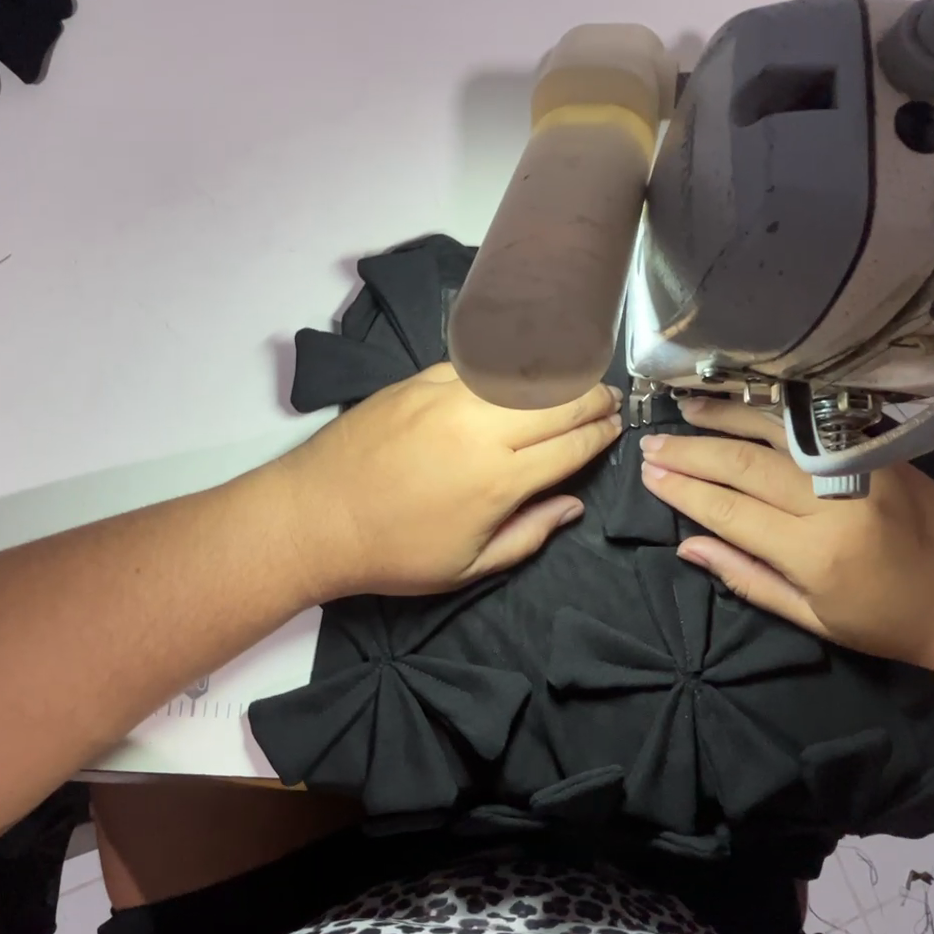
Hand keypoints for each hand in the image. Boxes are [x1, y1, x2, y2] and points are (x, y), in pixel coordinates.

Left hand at [272, 363, 621, 597]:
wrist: (316, 516)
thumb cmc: (394, 553)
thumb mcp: (468, 567)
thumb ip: (529, 535)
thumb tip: (572, 506)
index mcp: (500, 480)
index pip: (573, 446)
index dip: (602, 435)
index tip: (616, 429)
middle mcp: (482, 428)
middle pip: (559, 401)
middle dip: (594, 399)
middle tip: (609, 400)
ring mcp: (449, 396)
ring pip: (525, 374)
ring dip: (561, 376)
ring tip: (578, 381)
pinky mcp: (421, 381)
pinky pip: (481, 365)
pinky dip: (511, 367)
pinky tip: (521, 373)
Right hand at [637, 398, 933, 678]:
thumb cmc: (889, 622)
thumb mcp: (812, 618)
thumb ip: (746, 578)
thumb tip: (686, 546)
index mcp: (816, 550)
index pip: (730, 511)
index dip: (684, 491)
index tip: (647, 475)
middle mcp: (834, 499)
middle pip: (743, 465)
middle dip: (691, 453)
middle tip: (650, 444)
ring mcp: (859, 466)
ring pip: (774, 434)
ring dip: (723, 420)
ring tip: (683, 412)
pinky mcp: (877, 449)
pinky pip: (810, 425)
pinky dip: (769, 412)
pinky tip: (740, 403)